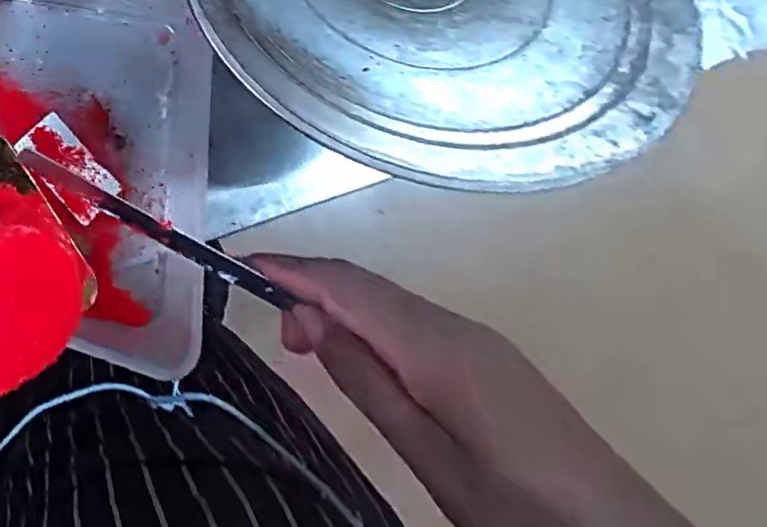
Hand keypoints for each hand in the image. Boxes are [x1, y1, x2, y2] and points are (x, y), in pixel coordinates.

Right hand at [245, 254, 690, 526]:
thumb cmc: (523, 510)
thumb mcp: (431, 459)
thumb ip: (365, 382)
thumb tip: (309, 318)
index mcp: (435, 346)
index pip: (346, 286)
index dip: (292, 268)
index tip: (244, 263)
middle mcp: (453, 326)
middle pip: (363, 283)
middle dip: (309, 286)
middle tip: (280, 337)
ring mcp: (475, 338)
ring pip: (385, 298)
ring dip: (337, 304)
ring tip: (308, 344)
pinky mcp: (488, 357)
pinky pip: (408, 317)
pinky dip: (367, 319)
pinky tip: (360, 351)